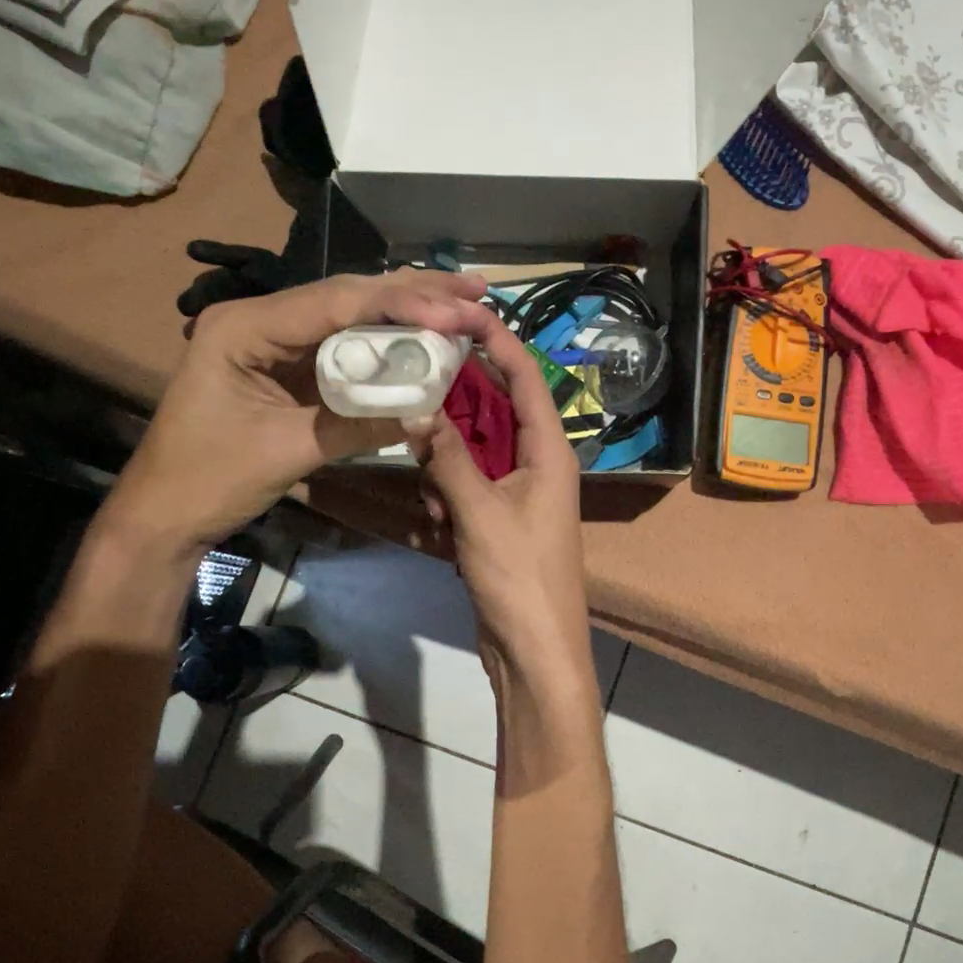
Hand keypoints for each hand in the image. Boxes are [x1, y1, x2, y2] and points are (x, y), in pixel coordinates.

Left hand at [95, 270, 493, 566]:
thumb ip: (357, 425)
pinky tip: (422, 336)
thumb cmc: (210, 480)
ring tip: (462, 303)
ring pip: (349, 316)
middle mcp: (260, 320)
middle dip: (413, 293)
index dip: (400, 304)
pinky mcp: (285, 367)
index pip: (335, 303)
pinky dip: (384, 344)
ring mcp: (273, 342)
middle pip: (346, 296)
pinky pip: (342, 348)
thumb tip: (428, 411)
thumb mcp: (287, 451)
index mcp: (245, 327)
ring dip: (405, 311)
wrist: (166, 513)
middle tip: (475, 289)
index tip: (455, 312)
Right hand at [407, 323, 592, 689]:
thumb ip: (447, 458)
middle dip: (458, 394)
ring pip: (476, 448)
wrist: (533, 650)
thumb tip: (415, 406)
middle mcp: (538, 464)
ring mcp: (518, 495)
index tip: (459, 311)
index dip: (498, 340)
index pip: (526, 378)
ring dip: (446, 449)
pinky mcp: (498, 522)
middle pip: (497, 409)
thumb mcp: (480, 512)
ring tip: (417, 445)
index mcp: (550, 452)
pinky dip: (447, 489)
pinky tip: (431, 509)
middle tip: (413, 367)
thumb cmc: (520, 576)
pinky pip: (468, 486)